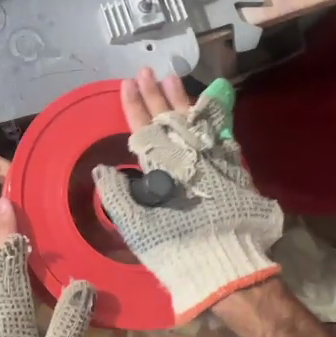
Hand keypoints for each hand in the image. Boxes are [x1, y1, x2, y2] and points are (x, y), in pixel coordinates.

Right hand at [92, 68, 284, 321]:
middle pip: (167, 118)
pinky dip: (211, 120)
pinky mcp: (232, 170)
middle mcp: (186, 156)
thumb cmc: (173, 248)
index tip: (126, 84)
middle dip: (154, 94)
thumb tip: (103, 170)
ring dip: (181, 99)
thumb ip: (117, 195)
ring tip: (172, 80)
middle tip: (146, 72)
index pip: (142, 128)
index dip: (133, 105)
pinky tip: (207, 108)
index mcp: (159, 167)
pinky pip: (219, 136)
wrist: (223, 264)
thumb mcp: (135, 225)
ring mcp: (211, 160)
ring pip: (194, 121)